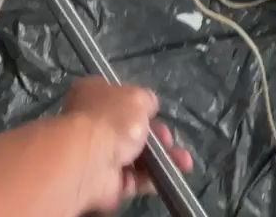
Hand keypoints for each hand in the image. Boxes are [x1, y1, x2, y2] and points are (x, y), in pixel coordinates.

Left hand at [60, 78, 193, 214]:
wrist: (92, 160)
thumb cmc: (112, 118)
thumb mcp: (136, 97)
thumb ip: (146, 98)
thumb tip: (149, 103)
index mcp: (92, 93)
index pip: (117, 96)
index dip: (138, 104)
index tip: (156, 112)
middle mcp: (94, 122)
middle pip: (130, 127)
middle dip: (156, 134)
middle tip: (168, 138)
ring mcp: (100, 153)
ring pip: (136, 155)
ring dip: (161, 158)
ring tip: (183, 161)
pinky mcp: (109, 181)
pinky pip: (135, 178)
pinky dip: (153, 178)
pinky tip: (171, 175)